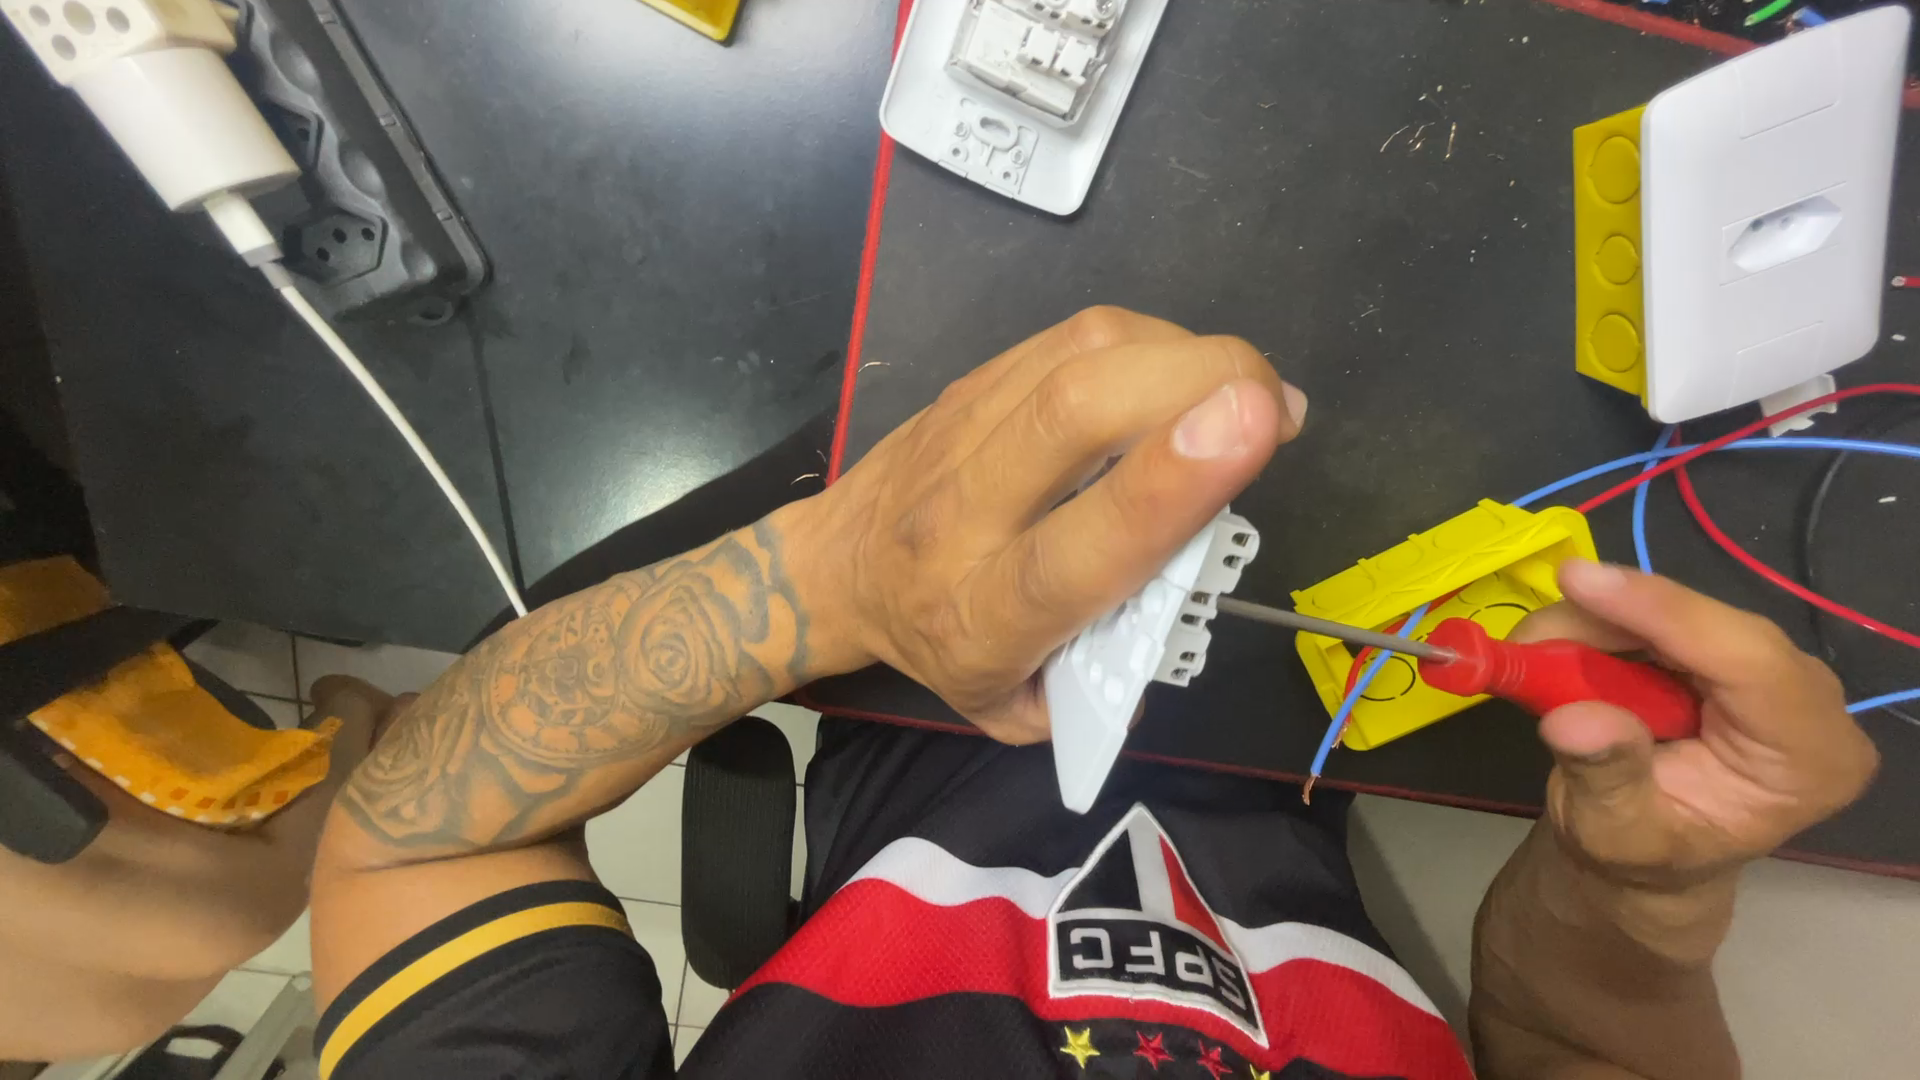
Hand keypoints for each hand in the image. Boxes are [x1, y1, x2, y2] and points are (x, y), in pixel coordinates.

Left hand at [798, 307, 1305, 743]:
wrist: (839, 566)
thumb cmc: (937, 642)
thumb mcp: (1011, 705)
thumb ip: (1098, 694)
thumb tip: (1178, 621)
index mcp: (983, 615)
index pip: (1077, 550)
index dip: (1165, 487)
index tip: (1255, 427)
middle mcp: (964, 515)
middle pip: (1071, 416)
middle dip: (1195, 381)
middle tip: (1271, 404)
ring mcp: (959, 435)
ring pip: (1074, 358)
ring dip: (1182, 354)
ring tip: (1237, 391)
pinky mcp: (967, 385)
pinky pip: (1066, 337)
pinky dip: (1144, 341)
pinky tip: (1175, 373)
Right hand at [1510, 559, 1876, 889]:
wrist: (1640, 852)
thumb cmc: (1638, 854)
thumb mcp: (1613, 836)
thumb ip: (1605, 778)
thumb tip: (1576, 718)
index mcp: (1805, 759)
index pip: (1753, 664)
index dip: (1668, 614)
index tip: (1578, 581)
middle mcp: (1800, 704)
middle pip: (1708, 627)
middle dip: (1608, 619)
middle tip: (1525, 641)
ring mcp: (1757, 675)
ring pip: (1669, 613)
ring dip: (1587, 624)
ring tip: (1529, 666)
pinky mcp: (1711, 657)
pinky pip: (1649, 616)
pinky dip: (1588, 626)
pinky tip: (1556, 659)